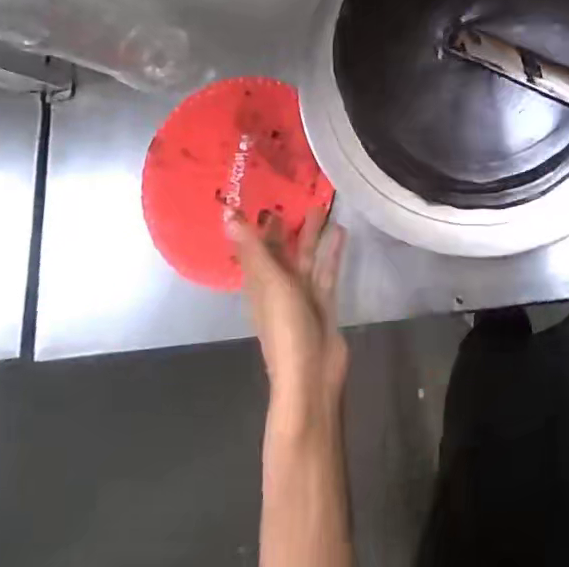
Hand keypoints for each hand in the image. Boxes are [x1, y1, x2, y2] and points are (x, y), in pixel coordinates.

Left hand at [230, 208, 347, 412]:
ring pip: (306, 258)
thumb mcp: (269, 283)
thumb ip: (254, 249)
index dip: (255, 225)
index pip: (253, 247)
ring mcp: (302, 296)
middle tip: (297, 194)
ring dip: (312, 236)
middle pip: (281, 251)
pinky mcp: (323, 303)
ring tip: (323, 207)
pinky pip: (326, 271)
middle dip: (288, 227)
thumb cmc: (285, 327)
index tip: (261, 196)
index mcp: (258, 283)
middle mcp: (277, 287)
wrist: (311, 374)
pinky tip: (341, 232)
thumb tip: (227, 215)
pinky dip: (332, 252)